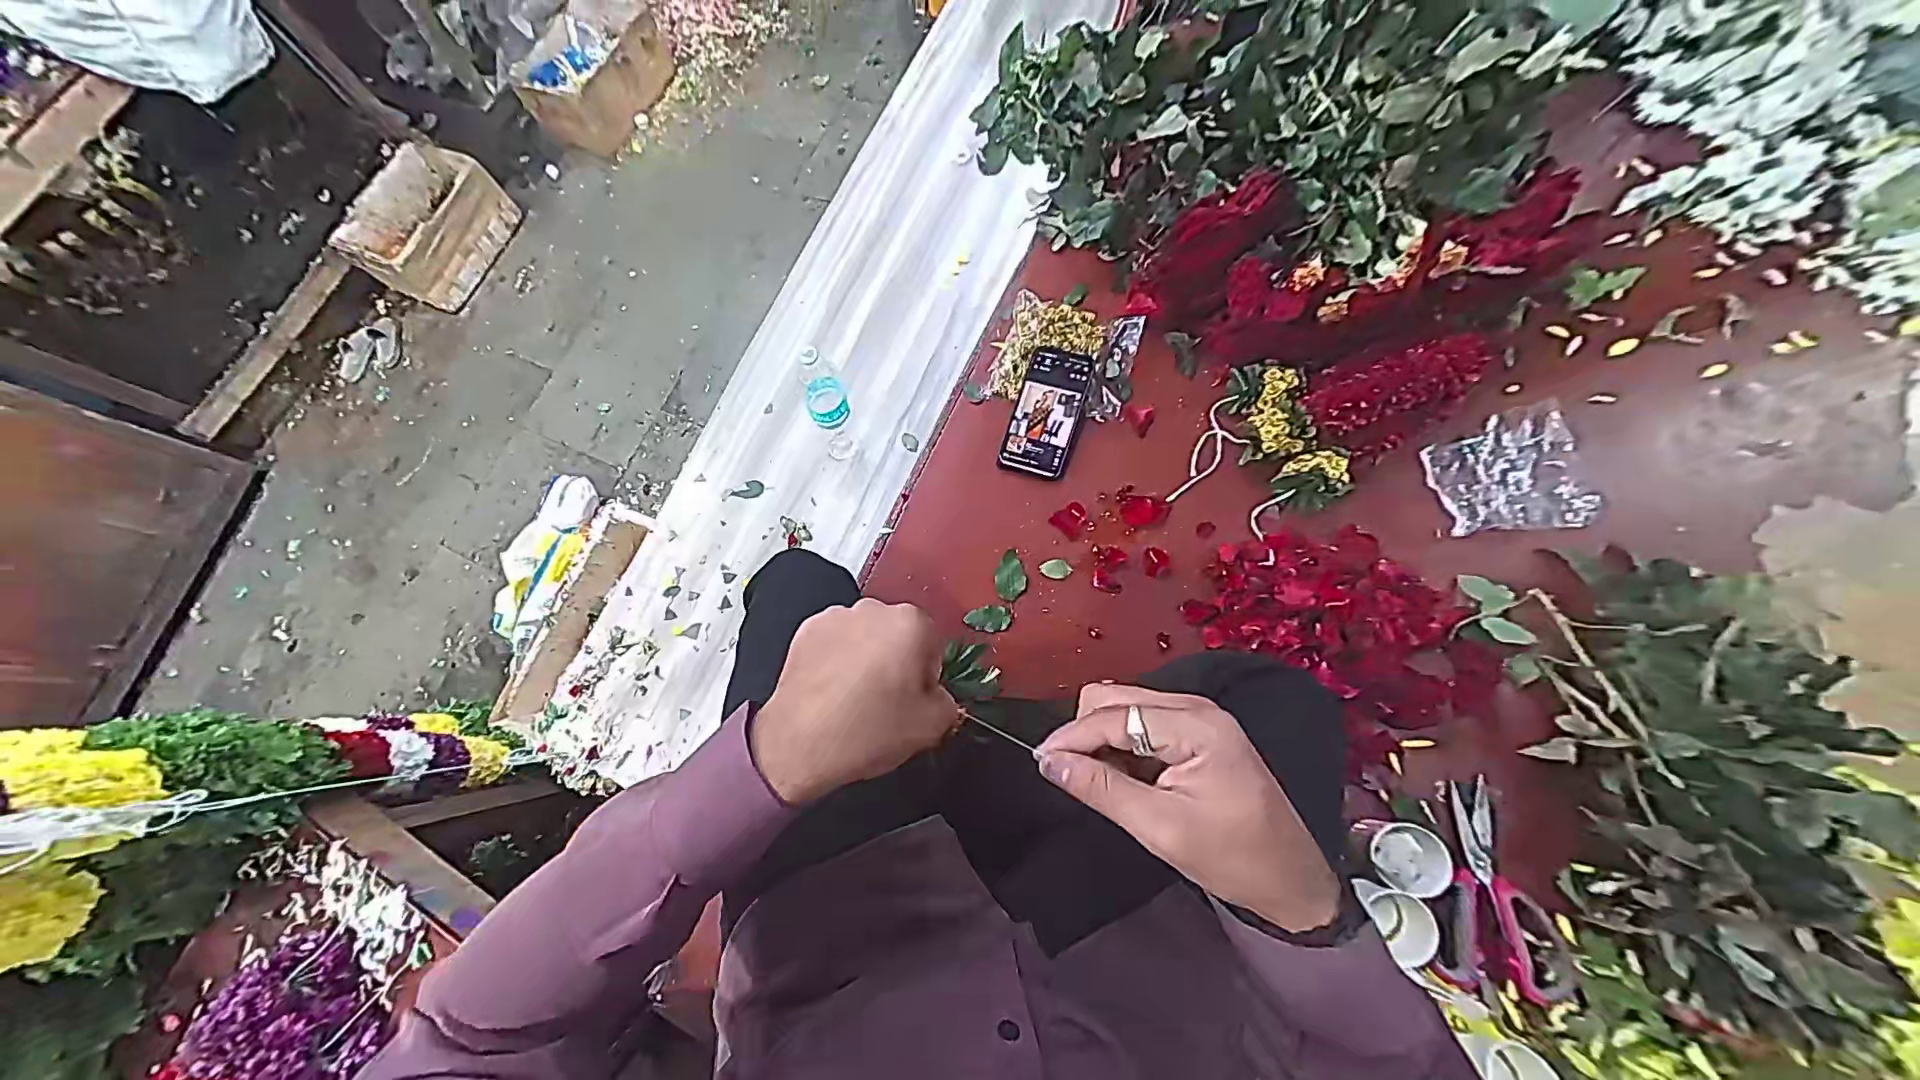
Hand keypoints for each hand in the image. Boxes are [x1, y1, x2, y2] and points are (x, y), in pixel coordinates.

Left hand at [751, 599, 956, 803]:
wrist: (799, 744)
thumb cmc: (868, 730)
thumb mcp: (932, 726)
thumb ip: (948, 703)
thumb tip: (938, 697)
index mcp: (912, 623)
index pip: (933, 645)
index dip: (927, 676)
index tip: (915, 699)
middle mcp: (874, 609)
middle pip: (899, 635)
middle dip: (897, 661)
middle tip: (887, 701)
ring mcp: (837, 616)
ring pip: (865, 636)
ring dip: (866, 658)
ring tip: (855, 699)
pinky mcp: (807, 629)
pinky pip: (834, 641)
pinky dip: (836, 659)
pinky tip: (832, 691)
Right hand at [1036, 684, 1340, 931]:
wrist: (1291, 880)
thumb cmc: (1233, 858)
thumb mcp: (1160, 828)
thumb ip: (1101, 790)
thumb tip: (1049, 762)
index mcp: (1195, 725)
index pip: (1113, 715)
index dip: (1072, 737)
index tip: (1041, 762)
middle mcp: (1195, 707)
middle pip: (1114, 697)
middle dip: (1085, 733)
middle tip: (1073, 776)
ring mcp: (1197, 715)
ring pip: (1123, 706)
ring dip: (1101, 739)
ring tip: (1103, 782)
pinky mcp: (1195, 728)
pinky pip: (1140, 720)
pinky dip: (1120, 744)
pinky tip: (1124, 777)